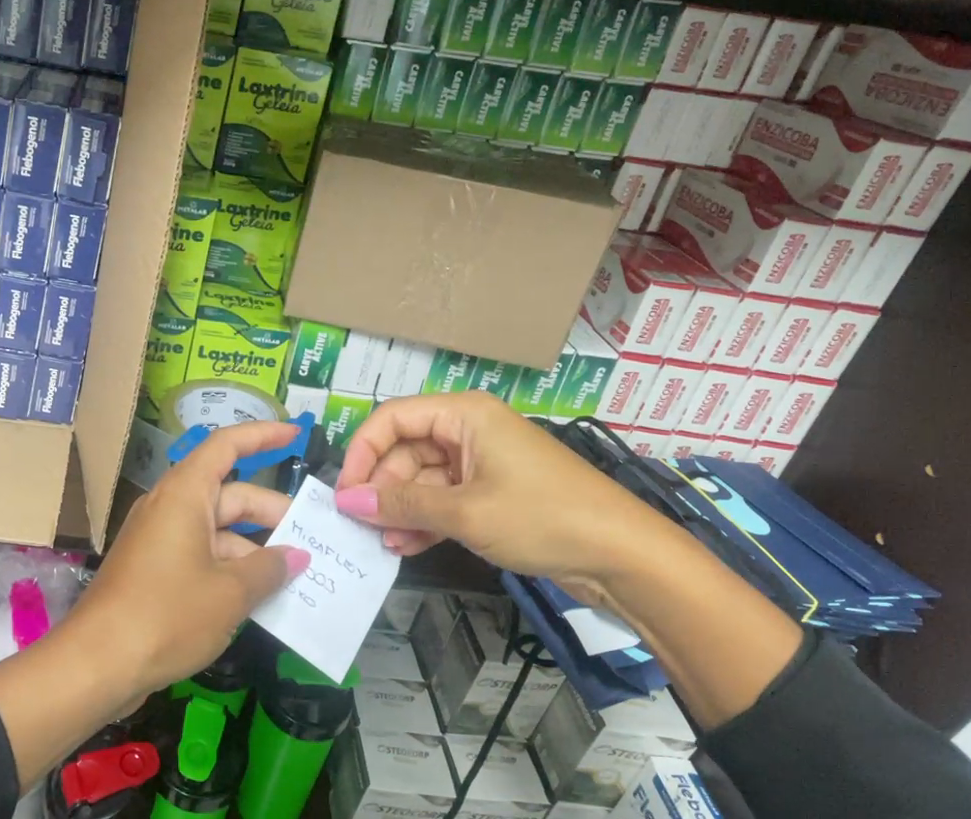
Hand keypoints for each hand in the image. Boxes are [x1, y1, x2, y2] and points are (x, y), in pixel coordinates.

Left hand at [69, 421, 308, 696]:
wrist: (96, 663)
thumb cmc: (167, 614)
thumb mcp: (229, 593)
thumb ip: (267, 570)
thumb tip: (295, 557)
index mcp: (185, 493)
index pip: (227, 446)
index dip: (263, 436)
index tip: (296, 433)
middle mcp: (171, 506)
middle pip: (230, 495)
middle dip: (272, 515)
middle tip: (314, 541)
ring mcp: (160, 539)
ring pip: (218, 530)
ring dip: (255, 550)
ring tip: (298, 575)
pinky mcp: (154, 571)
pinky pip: (202, 555)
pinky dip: (231, 569)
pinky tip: (261, 598)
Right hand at [333, 393, 668, 594]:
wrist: (625, 557)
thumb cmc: (543, 518)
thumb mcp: (466, 512)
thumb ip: (402, 504)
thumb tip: (347, 502)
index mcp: (464, 414)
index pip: (393, 418)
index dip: (362, 452)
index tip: (345, 494)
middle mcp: (470, 430)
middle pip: (406, 450)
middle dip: (383, 487)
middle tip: (362, 527)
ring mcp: (483, 463)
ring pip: (423, 478)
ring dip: (402, 509)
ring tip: (383, 543)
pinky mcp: (494, 493)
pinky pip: (445, 499)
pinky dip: (425, 520)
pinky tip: (406, 547)